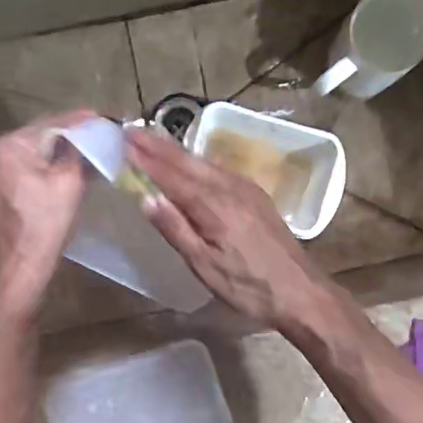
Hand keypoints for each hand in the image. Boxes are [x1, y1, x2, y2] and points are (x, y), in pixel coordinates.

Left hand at [0, 113, 90, 322]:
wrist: (24, 263)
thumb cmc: (47, 223)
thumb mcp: (70, 182)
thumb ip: (82, 151)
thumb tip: (96, 131)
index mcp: (13, 145)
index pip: (54, 122)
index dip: (83, 121)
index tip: (107, 118)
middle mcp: (0, 151)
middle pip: (45, 134)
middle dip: (75, 134)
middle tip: (104, 132)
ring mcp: (0, 169)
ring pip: (40, 151)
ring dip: (66, 149)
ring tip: (94, 148)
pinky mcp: (5, 186)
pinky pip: (33, 166)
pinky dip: (54, 164)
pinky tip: (75, 166)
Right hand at [126, 128, 333, 331]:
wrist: (300, 292)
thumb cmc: (248, 286)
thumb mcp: (205, 266)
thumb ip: (176, 229)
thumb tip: (146, 198)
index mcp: (213, 205)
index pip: (171, 176)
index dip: (145, 159)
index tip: (121, 141)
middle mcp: (230, 187)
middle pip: (187, 161)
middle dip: (157, 145)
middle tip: (129, 130)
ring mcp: (246, 189)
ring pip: (203, 163)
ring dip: (175, 151)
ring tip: (151, 140)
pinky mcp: (256, 196)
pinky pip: (218, 170)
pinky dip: (196, 162)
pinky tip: (189, 162)